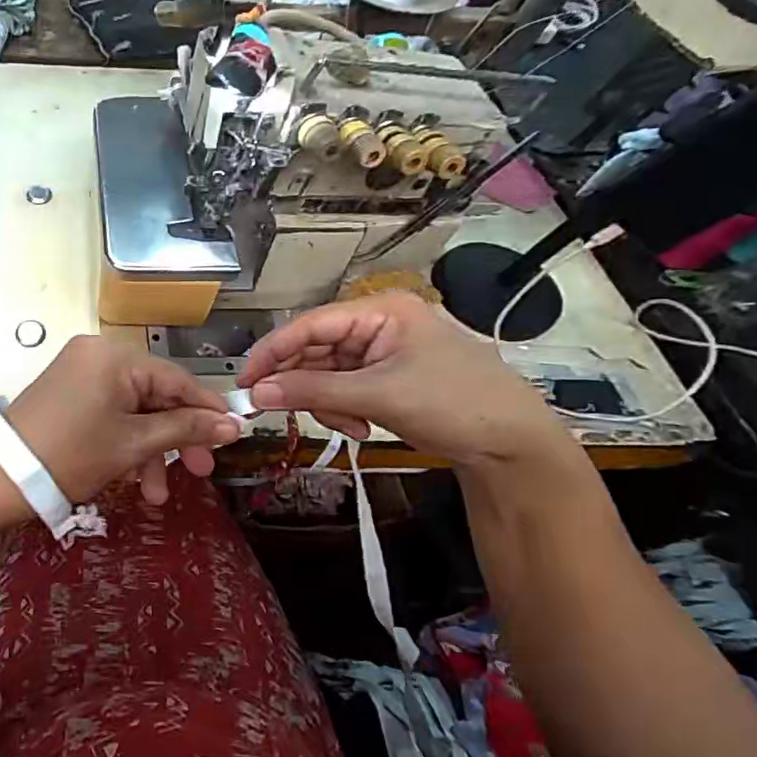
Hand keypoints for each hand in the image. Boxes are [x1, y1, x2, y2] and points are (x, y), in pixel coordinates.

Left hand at [0, 336, 241, 559]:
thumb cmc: (70, 456)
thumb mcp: (133, 445)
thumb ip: (185, 430)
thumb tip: (232, 425)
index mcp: (114, 356)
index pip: (177, 379)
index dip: (207, 410)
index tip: (233, 434)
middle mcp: (97, 356)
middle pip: (155, 396)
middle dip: (177, 439)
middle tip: (202, 472)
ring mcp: (78, 374)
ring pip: (132, 412)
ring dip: (150, 452)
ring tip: (157, 494)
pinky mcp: (66, 395)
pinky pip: (109, 415)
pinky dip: (124, 445)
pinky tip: (133, 480)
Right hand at [236, 292, 569, 467]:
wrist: (510, 446)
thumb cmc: (455, 403)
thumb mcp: (378, 395)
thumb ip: (313, 391)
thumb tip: (256, 393)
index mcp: (381, 311)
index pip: (310, 324)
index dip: (273, 352)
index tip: (245, 382)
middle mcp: (377, 326)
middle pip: (314, 351)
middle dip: (304, 385)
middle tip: (285, 413)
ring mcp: (380, 355)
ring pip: (324, 376)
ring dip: (326, 404)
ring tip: (351, 426)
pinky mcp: (383, 381)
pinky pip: (342, 392)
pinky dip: (342, 412)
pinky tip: (362, 428)